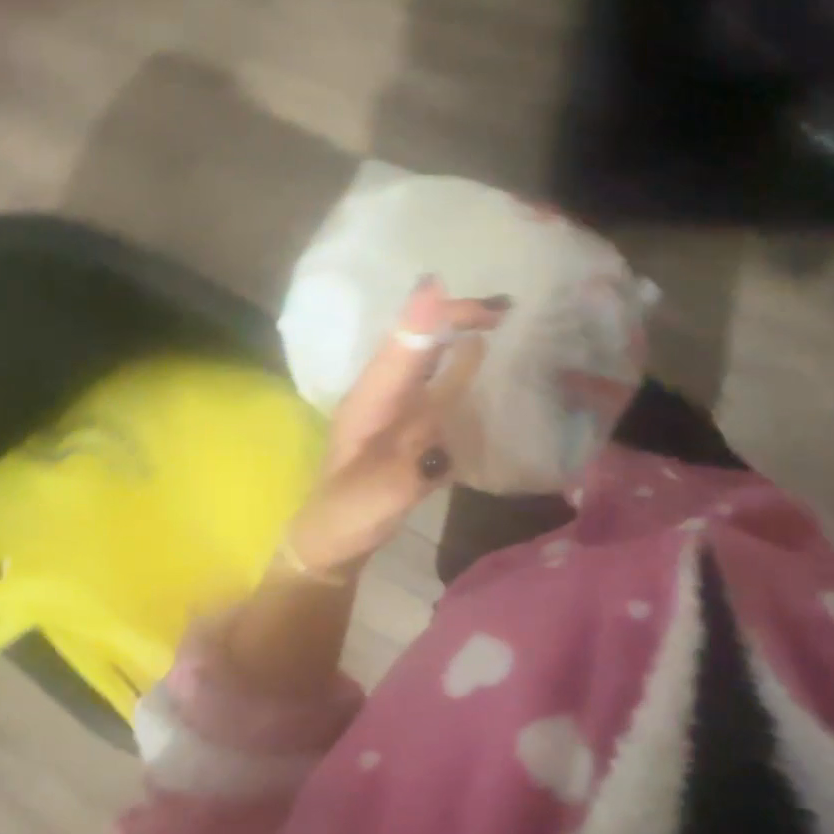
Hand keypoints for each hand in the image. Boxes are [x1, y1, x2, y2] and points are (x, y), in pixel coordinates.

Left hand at [285, 278, 508, 575]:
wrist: (331, 541)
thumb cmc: (347, 517)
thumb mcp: (377, 496)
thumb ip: (408, 466)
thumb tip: (439, 449)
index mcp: (369, 403)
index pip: (401, 350)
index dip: (426, 319)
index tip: (454, 291)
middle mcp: (381, 395)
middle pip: (416, 343)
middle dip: (451, 319)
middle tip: (502, 308)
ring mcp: (393, 409)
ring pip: (425, 359)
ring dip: (456, 335)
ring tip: (495, 317)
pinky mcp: (406, 427)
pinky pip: (433, 385)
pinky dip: (456, 365)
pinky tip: (477, 358)